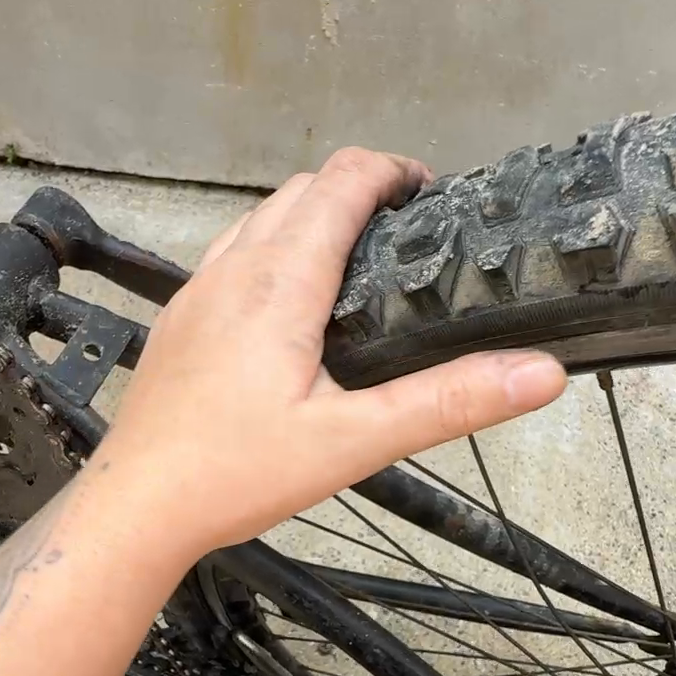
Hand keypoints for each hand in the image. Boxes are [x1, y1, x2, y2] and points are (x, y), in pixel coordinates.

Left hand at [90, 147, 566, 561]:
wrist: (137, 505)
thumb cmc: (232, 474)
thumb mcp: (351, 443)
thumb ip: (444, 404)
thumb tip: (537, 373)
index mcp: (279, 284)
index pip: (341, 183)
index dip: (391, 171)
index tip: (426, 191)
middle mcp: (230, 272)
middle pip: (298, 191)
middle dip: (354, 189)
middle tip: (400, 229)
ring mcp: (194, 295)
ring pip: (255, 221)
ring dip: (305, 218)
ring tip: (347, 260)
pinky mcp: (176, 323)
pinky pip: (225, 260)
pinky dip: (265, 252)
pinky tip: (279, 307)